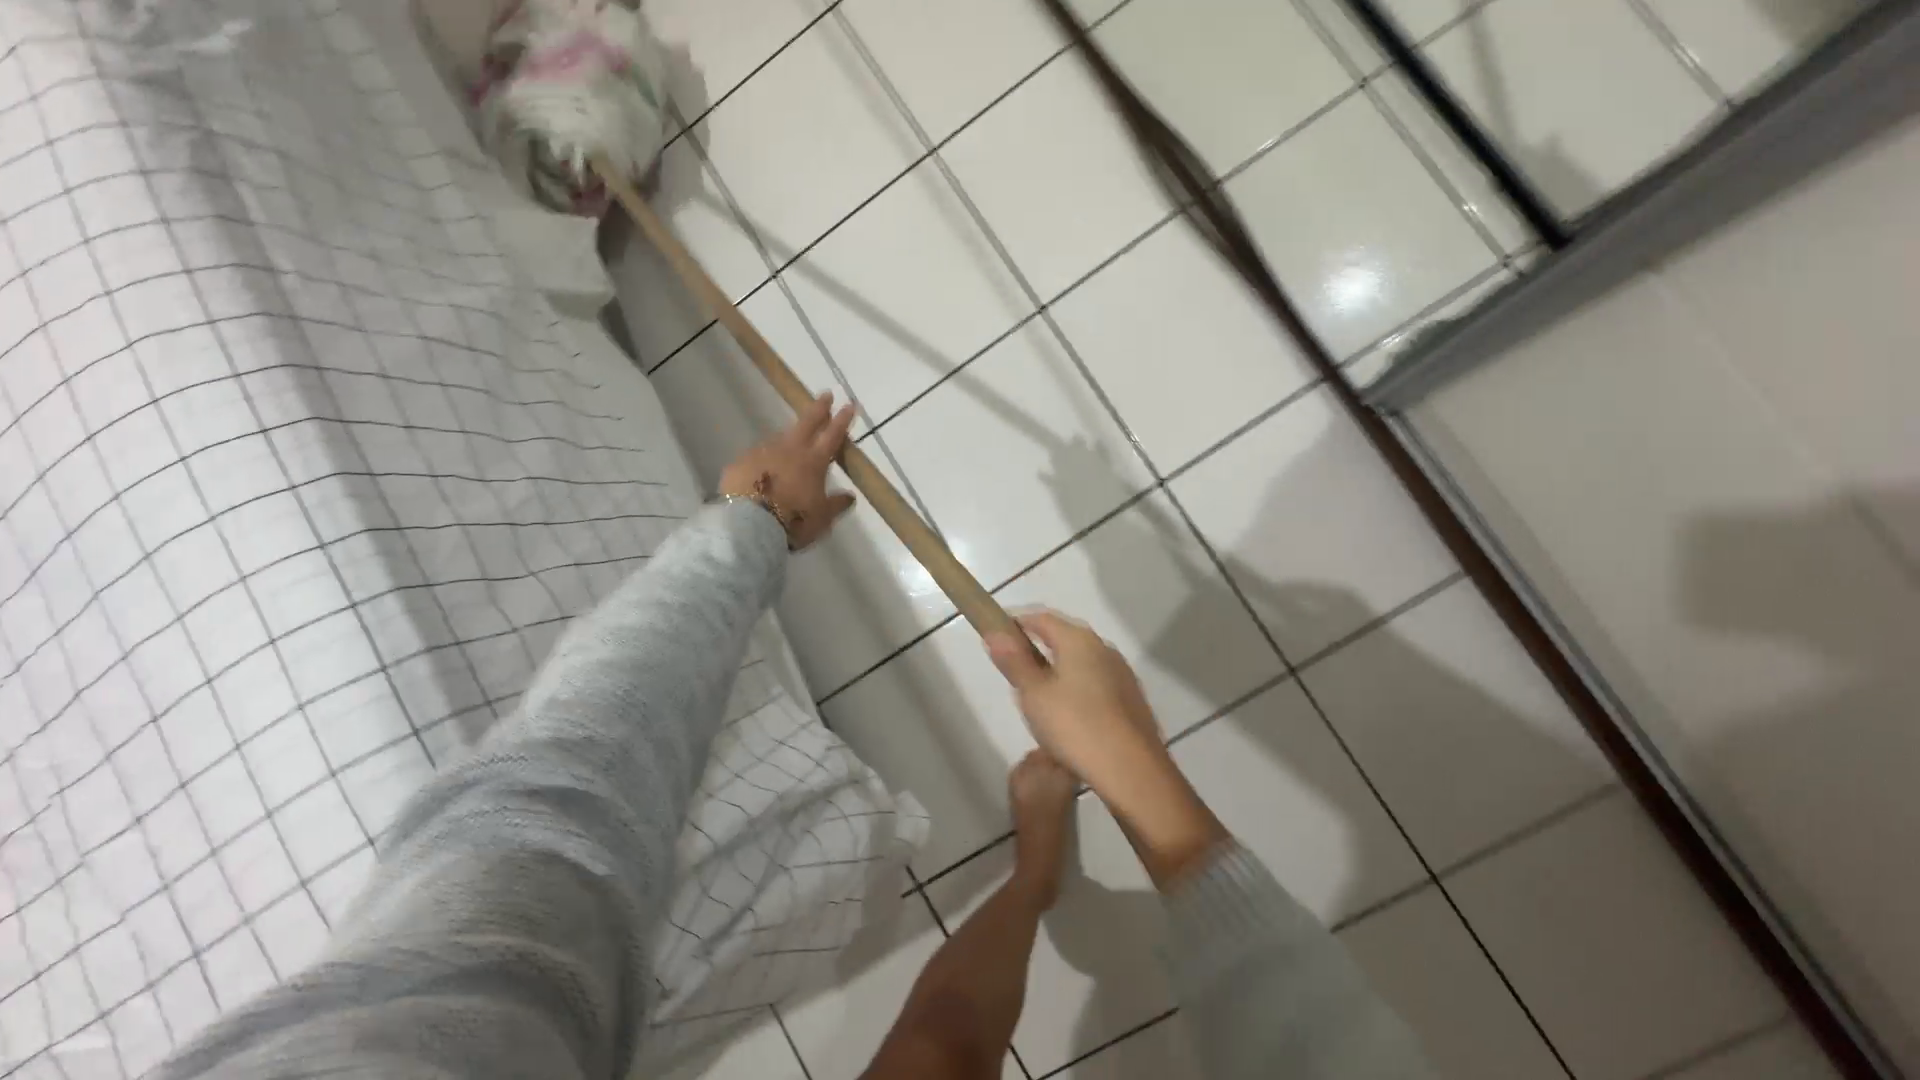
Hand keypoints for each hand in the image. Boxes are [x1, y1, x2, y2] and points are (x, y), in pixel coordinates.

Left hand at [719, 392, 857, 549]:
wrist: (750, 524)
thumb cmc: (793, 521)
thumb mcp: (821, 518)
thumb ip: (836, 505)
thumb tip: (850, 496)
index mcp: (813, 461)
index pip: (832, 435)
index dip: (842, 420)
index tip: (849, 404)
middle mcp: (789, 450)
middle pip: (806, 423)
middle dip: (818, 408)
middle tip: (826, 394)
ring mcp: (762, 453)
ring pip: (779, 438)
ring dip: (789, 435)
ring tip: (793, 438)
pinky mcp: (740, 462)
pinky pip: (756, 457)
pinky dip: (763, 459)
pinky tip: (762, 468)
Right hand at [986, 610, 1228, 886]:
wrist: (1131, 770)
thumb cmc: (1074, 725)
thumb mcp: (1033, 694)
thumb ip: (1014, 661)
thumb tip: (995, 633)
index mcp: (1079, 640)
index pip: (1042, 617)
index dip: (1017, 622)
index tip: (996, 635)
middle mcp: (1104, 648)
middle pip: (1064, 636)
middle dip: (1037, 645)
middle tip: (1014, 667)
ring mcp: (1122, 674)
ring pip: (1082, 661)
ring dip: (1058, 668)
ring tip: (1037, 694)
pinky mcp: (1131, 699)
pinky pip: (1095, 682)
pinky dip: (1076, 687)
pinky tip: (1068, 713)